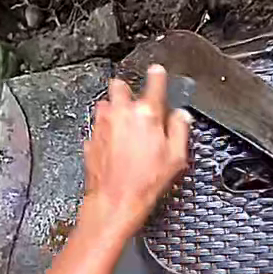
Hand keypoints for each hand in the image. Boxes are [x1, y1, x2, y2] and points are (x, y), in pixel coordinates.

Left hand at [83, 65, 190, 231]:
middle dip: (127, 89)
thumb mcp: (176, 157)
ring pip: (105, 103)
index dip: (157, 74)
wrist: (115, 201)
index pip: (154, 82)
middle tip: (135, 101)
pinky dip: (105, 128)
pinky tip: (114, 142)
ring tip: (124, 123)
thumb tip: (181, 116)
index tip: (157, 71)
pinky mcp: (91, 139)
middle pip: (120, 85)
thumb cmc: (144, 182)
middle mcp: (121, 114)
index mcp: (146, 114)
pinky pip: (97, 124)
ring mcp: (102, 125)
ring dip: (113, 108)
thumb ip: (180, 130)